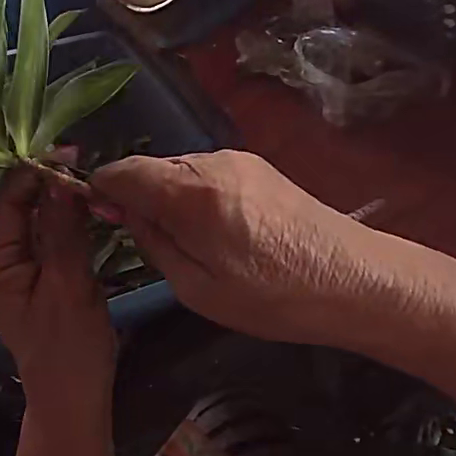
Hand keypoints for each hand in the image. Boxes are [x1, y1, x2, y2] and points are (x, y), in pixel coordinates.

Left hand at [0, 167, 116, 400]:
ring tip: (81, 169)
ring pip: (25, 215)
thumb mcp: (69, 283)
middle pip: (10, 204)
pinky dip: (56, 213)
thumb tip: (62, 177)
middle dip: (41, 178)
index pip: (3, 201)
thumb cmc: (69, 346)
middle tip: (79, 155)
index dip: (33, 172)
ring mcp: (9, 264)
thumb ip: (62, 228)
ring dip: (50, 193)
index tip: (68, 149)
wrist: (73, 395)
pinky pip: (38, 231)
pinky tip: (77, 199)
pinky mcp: (29, 270)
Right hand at [90, 151, 420, 347]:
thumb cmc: (272, 296)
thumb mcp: (196, 287)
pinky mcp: (256, 166)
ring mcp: (237, 159)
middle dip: (134, 196)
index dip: (100, 191)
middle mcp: (209, 162)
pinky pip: (203, 174)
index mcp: (189, 192)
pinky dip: (191, 195)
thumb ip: (152, 241)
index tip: (98, 217)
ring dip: (164, 196)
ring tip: (187, 242)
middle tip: (145, 240)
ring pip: (176, 170)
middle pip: (148, 168)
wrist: (358, 280)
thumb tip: (124, 211)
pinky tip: (214, 229)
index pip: (120, 171)